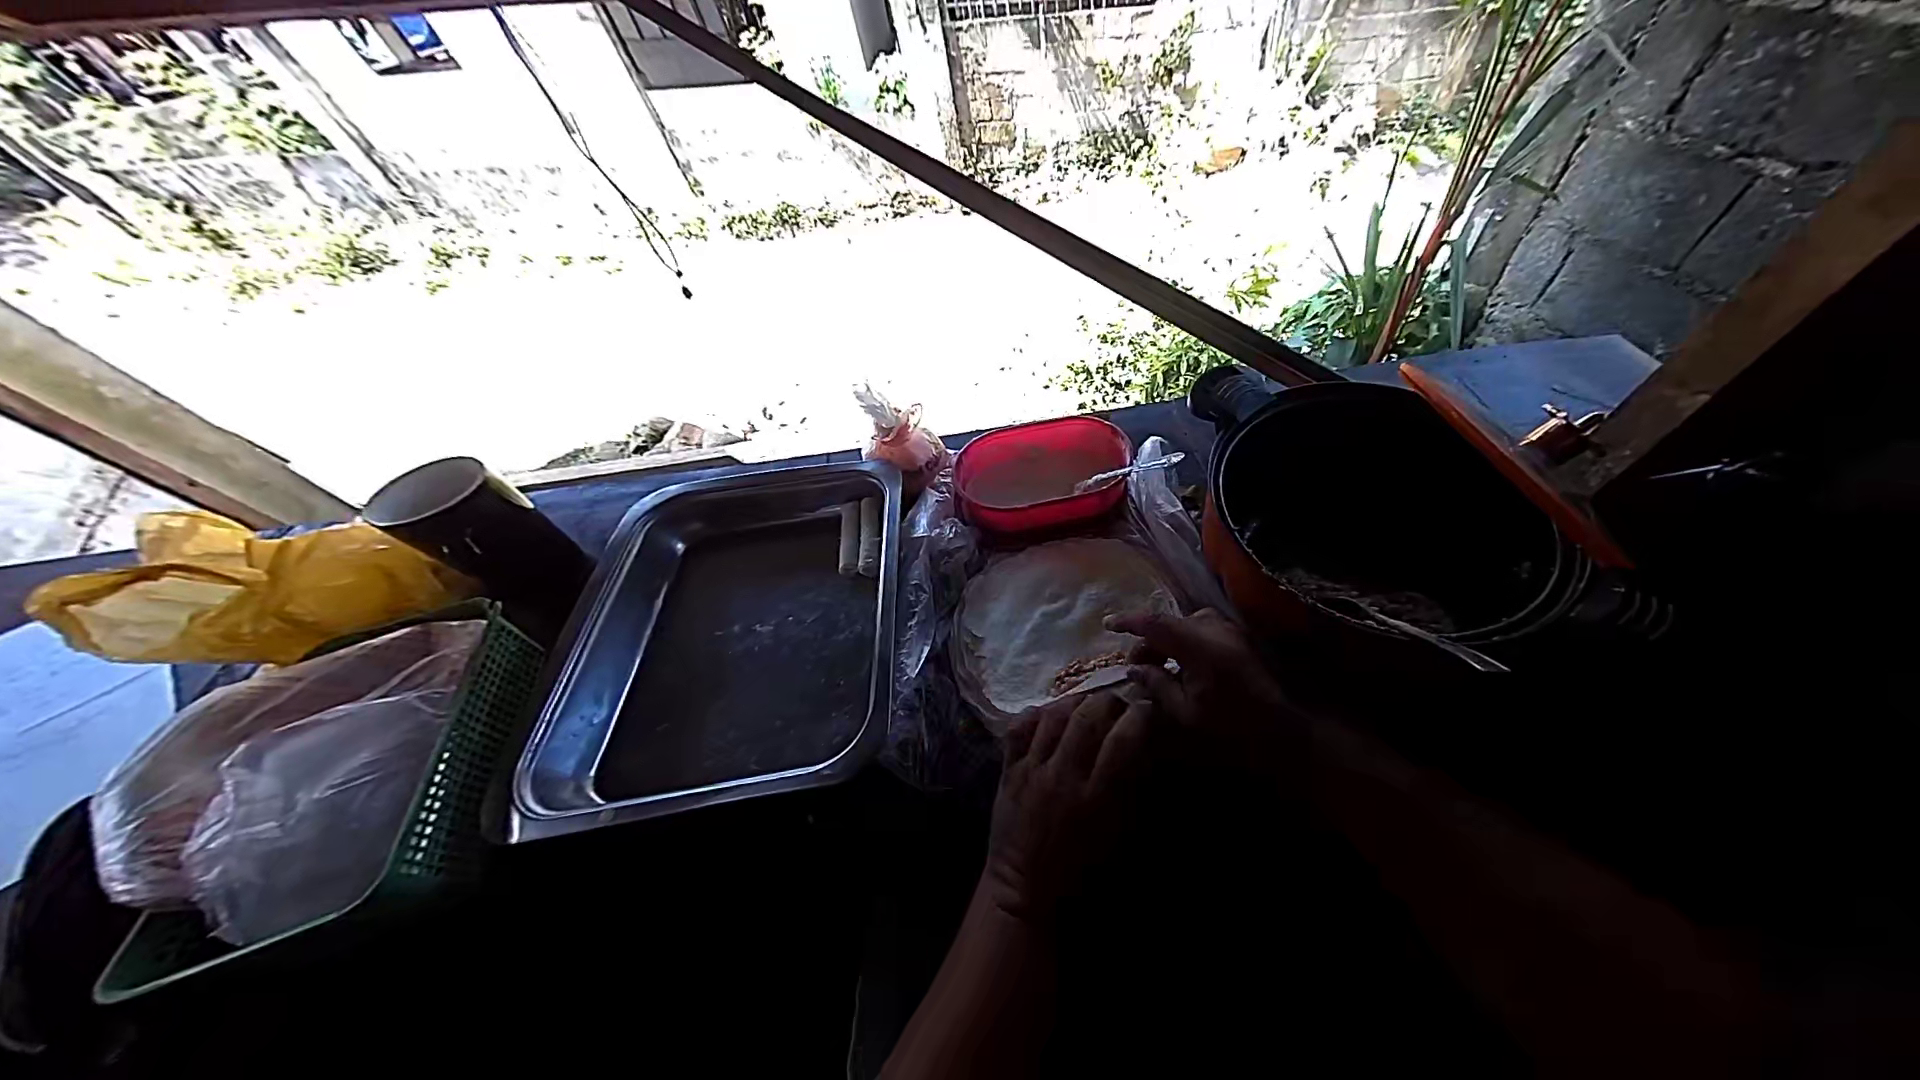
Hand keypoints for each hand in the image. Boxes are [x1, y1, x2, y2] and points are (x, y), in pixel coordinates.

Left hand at [983, 690, 1151, 924]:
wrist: (1025, 890)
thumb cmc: (1082, 872)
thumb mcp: (1119, 838)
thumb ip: (1131, 792)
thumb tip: (1143, 750)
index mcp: (1097, 797)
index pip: (1123, 739)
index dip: (1139, 715)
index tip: (1147, 707)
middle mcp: (1063, 776)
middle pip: (1087, 717)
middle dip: (1108, 700)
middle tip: (1118, 701)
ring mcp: (1031, 771)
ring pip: (1053, 716)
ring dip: (1074, 702)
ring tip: (1086, 702)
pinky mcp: (1008, 771)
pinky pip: (1019, 728)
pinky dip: (1036, 714)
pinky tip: (1050, 714)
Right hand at [1105, 608, 1300, 778]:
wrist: (1282, 733)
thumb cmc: (1231, 729)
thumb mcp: (1184, 712)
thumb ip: (1156, 685)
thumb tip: (1134, 669)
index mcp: (1199, 648)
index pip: (1155, 623)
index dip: (1128, 621)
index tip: (1108, 625)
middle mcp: (1216, 631)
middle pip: (1169, 623)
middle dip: (1148, 640)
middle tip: (1136, 666)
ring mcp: (1231, 632)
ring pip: (1186, 624)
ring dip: (1167, 639)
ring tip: (1158, 666)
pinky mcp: (1239, 639)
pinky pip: (1202, 629)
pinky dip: (1185, 640)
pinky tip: (1182, 664)